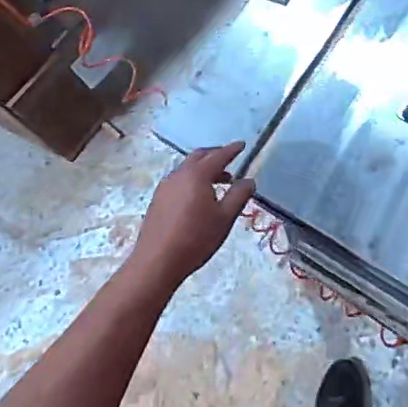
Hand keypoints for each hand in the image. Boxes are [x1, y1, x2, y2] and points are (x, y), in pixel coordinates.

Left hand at [126, 142, 256, 292]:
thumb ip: (239, 196)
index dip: (232, 150)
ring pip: (187, 168)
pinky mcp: (157, 199)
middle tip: (229, 158)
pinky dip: (192, 179)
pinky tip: (198, 196)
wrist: (157, 261)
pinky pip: (178, 180)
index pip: (218, 156)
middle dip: (215, 154)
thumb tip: (249, 180)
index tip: (242, 145)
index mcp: (197, 175)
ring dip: (203, 169)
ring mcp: (165, 186)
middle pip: (199, 156)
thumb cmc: (196, 239)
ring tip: (218, 181)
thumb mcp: (225, 218)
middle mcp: (179, 175)